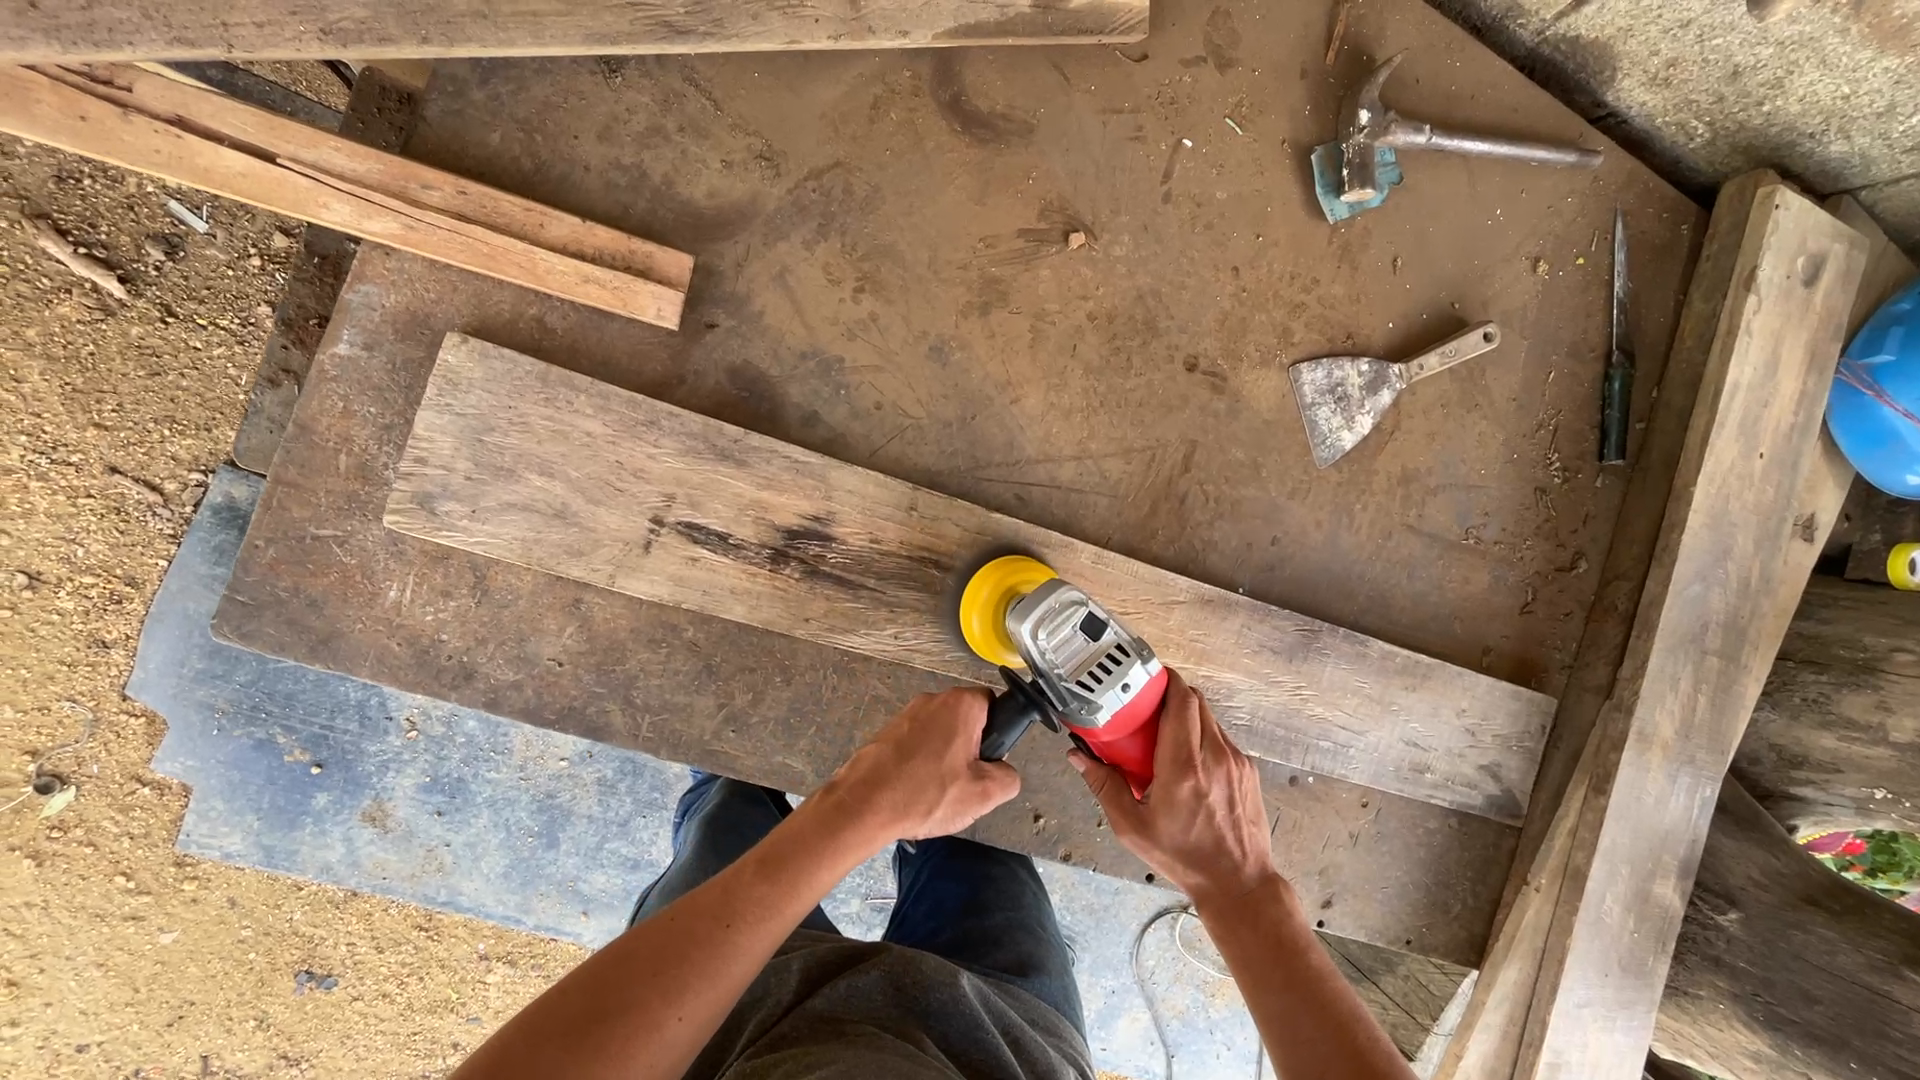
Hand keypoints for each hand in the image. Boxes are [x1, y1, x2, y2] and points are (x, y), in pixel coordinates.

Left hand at [822, 688, 1020, 843]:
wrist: (863, 805)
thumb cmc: (924, 794)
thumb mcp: (983, 794)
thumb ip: (1008, 777)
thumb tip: (1004, 772)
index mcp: (961, 704)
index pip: (995, 703)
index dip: (997, 732)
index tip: (989, 759)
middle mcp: (933, 700)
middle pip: (967, 719)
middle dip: (971, 748)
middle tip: (966, 782)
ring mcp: (906, 715)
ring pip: (941, 734)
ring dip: (945, 758)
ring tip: (938, 792)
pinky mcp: (888, 732)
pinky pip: (918, 744)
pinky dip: (921, 763)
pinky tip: (916, 791)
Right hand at [1069, 669, 1280, 907]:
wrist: (1238, 883)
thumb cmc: (1185, 857)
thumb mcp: (1132, 827)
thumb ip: (1104, 786)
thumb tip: (1079, 758)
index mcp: (1183, 766)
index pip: (1181, 701)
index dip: (1165, 681)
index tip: (1148, 678)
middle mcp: (1214, 756)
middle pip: (1196, 701)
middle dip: (1171, 695)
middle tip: (1148, 705)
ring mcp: (1236, 762)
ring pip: (1210, 718)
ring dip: (1187, 717)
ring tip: (1164, 736)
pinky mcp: (1247, 771)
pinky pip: (1222, 738)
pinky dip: (1202, 738)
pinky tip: (1187, 762)